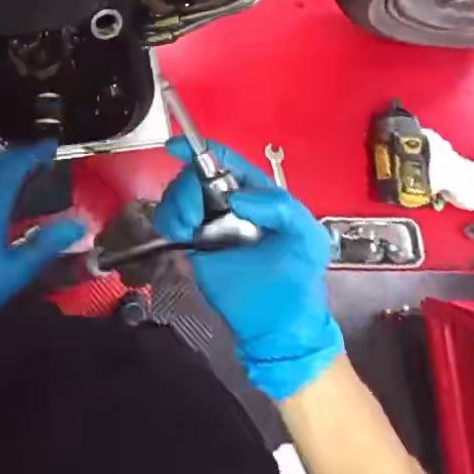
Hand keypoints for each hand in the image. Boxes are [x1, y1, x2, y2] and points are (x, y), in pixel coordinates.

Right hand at [152, 138, 342, 399]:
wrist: (281, 327)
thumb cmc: (299, 278)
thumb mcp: (305, 236)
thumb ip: (280, 207)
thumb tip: (238, 197)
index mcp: (257, 192)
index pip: (226, 161)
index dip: (201, 149)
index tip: (176, 146)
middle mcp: (230, 203)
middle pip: (195, 177)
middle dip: (187, 188)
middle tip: (195, 215)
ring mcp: (210, 225)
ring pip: (178, 197)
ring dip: (176, 206)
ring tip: (190, 229)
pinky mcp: (194, 247)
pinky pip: (170, 224)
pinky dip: (168, 222)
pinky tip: (181, 235)